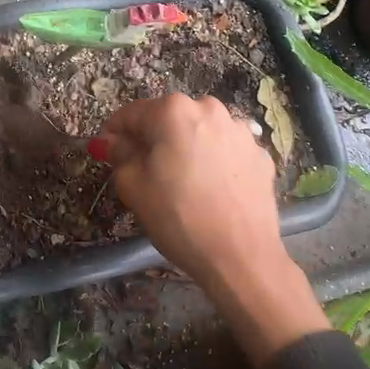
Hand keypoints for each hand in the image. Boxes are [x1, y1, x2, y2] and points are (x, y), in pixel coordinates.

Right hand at [99, 94, 327, 361]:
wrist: (243, 259)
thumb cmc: (179, 217)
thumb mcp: (133, 186)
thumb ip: (119, 155)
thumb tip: (110, 141)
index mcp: (173, 110)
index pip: (132, 114)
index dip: (115, 133)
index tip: (108, 152)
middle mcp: (209, 109)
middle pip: (169, 120)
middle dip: (154, 140)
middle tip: (145, 172)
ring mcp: (240, 131)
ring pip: (200, 133)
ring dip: (187, 148)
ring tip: (183, 184)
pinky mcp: (261, 156)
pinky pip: (226, 151)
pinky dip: (215, 163)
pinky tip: (212, 191)